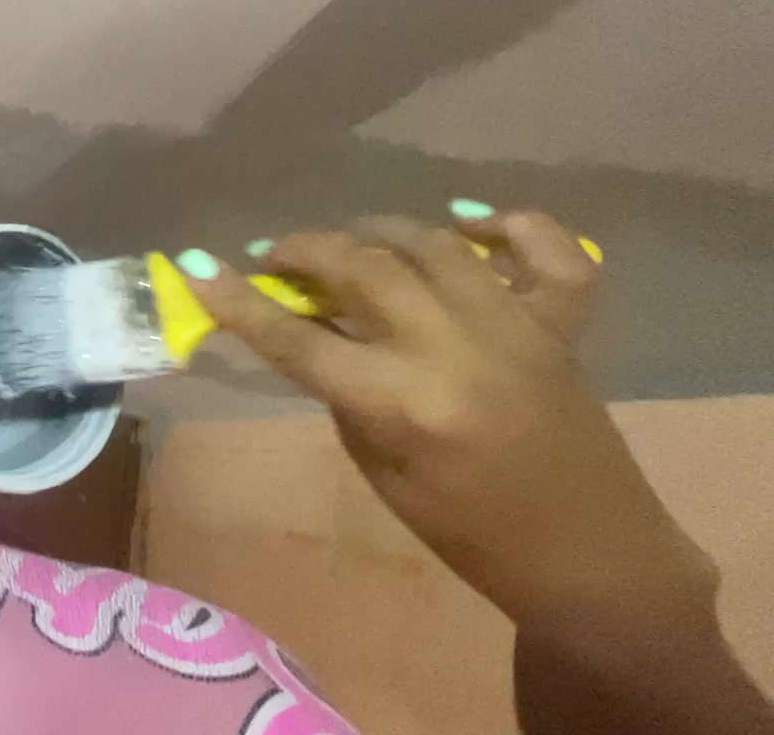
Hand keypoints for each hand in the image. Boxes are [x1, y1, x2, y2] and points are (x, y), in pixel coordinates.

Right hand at [186, 208, 713, 628]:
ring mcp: (518, 332)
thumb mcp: (372, 456)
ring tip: (346, 241)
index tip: (195, 265)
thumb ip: (337, 381)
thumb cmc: (457, 527)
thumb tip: (305, 318)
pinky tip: (468, 223)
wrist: (587, 558)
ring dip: (376, 231)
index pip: (296, 338)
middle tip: (274, 257)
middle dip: (303, 249)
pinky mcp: (563, 330)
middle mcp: (459, 353)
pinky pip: (554, 256)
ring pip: (435, 245)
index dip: (237, 300)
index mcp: (404, 403)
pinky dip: (512, 227)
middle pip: (363, 268)